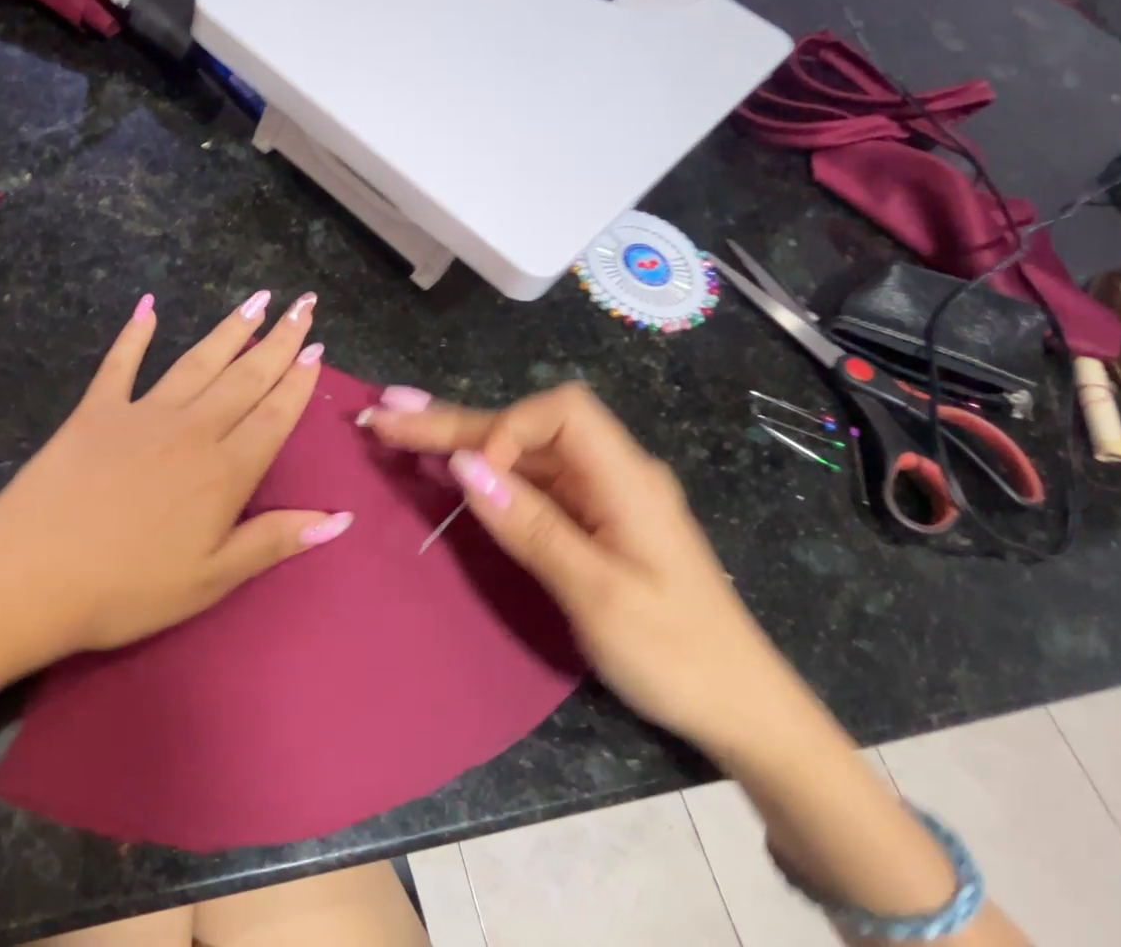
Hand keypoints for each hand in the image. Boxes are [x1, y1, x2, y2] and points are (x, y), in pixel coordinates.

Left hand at [0, 291, 352, 653]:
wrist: (34, 573)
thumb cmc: (128, 589)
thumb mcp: (212, 578)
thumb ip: (274, 541)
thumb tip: (341, 518)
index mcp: (225, 473)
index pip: (274, 416)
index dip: (299, 382)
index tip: (318, 346)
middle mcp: (191, 431)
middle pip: (244, 378)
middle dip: (278, 340)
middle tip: (303, 304)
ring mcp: (141, 414)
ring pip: (197, 362)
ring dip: (229, 330)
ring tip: (256, 300)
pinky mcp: (95, 412)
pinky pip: (121, 364)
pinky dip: (135, 334)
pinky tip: (149, 307)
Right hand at [361, 383, 814, 761]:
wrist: (737, 706)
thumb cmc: (674, 653)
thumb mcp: (597, 594)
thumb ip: (530, 525)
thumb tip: (464, 465)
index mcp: (626, 481)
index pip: (560, 413)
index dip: (506, 429)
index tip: (475, 479)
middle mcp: (612, 477)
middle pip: (528, 432)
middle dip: (454, 423)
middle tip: (382, 417)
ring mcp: (601, 501)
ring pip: (522, 457)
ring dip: (460, 443)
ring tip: (395, 429)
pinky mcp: (591, 526)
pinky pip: (530, 488)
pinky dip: (484, 475)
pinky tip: (445, 467)